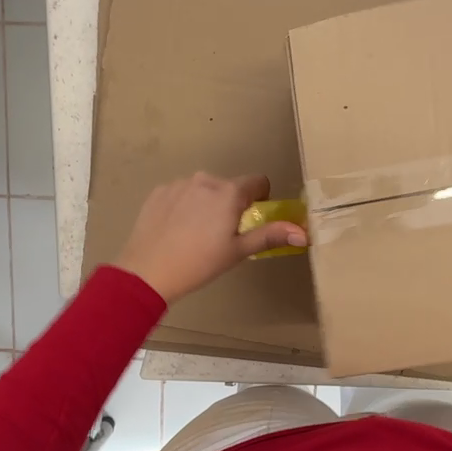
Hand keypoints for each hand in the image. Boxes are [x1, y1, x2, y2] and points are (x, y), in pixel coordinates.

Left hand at [112, 172, 307, 302]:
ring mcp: (179, 184)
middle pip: (228, 186)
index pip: (257, 181)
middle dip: (229, 204)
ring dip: (205, 204)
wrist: (148, 270)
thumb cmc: (199, 264)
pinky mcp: (159, 192)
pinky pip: (180, 194)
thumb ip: (270, 236)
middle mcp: (205, 180)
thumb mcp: (238, 251)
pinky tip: (175, 230)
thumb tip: (303, 233)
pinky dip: (183, 207)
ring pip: (203, 189)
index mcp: (229, 192)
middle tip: (219, 235)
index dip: (258, 199)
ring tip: (194, 235)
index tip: (249, 219)